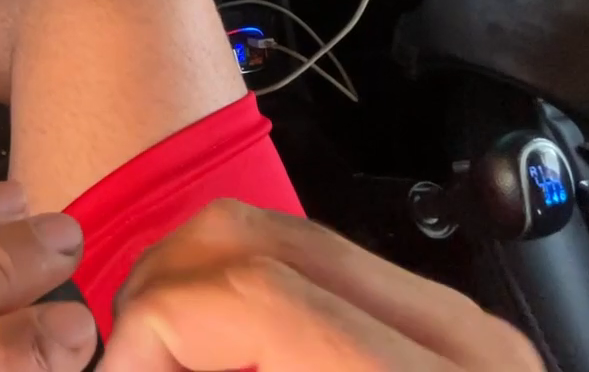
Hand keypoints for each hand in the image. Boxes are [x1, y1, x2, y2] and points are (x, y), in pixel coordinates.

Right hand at [102, 200, 542, 370]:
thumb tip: (133, 360)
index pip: (252, 292)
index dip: (156, 326)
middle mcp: (455, 337)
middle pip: (243, 236)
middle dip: (157, 291)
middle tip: (132, 360)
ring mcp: (450, 317)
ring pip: (264, 229)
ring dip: (187, 281)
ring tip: (170, 352)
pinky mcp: (435, 319)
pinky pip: (299, 255)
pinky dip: (234, 288)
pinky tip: (225, 346)